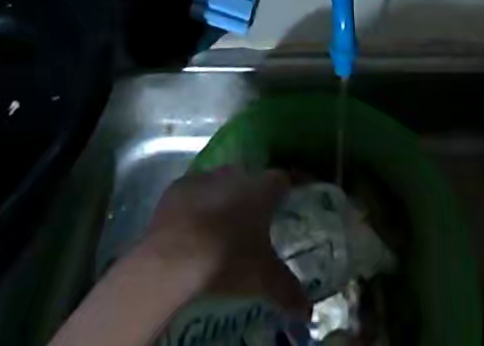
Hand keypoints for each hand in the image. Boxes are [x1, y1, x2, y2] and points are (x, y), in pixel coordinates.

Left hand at [136, 166, 309, 320]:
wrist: (175, 257)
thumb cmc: (229, 260)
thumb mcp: (264, 280)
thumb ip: (288, 290)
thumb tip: (307, 309)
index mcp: (262, 188)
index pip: (283, 179)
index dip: (288, 190)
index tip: (292, 199)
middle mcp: (235, 174)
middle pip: (250, 179)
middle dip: (253, 196)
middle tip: (257, 220)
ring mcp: (204, 178)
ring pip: (220, 183)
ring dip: (224, 198)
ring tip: (224, 225)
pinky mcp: (176, 189)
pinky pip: (193, 193)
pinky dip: (197, 206)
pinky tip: (195, 228)